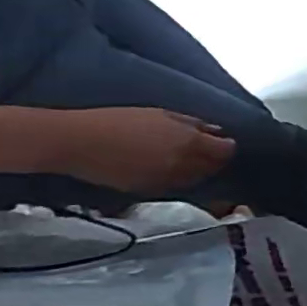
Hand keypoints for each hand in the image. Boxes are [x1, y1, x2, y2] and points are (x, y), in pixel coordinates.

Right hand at [41, 107, 236, 193]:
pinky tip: (172, 168)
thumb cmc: (120, 120)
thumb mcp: (162, 114)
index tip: (224, 140)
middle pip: (213, 167)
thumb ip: (193, 123)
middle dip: (216, 159)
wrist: (79, 142)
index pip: (224, 151)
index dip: (227, 146)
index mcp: (190, 143)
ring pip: (195, 180)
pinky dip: (180, 179)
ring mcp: (166, 181)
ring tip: (191, 159)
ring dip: (199, 170)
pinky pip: (174, 187)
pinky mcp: (148, 191)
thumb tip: (215, 130)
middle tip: (210, 149)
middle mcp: (183, 165)